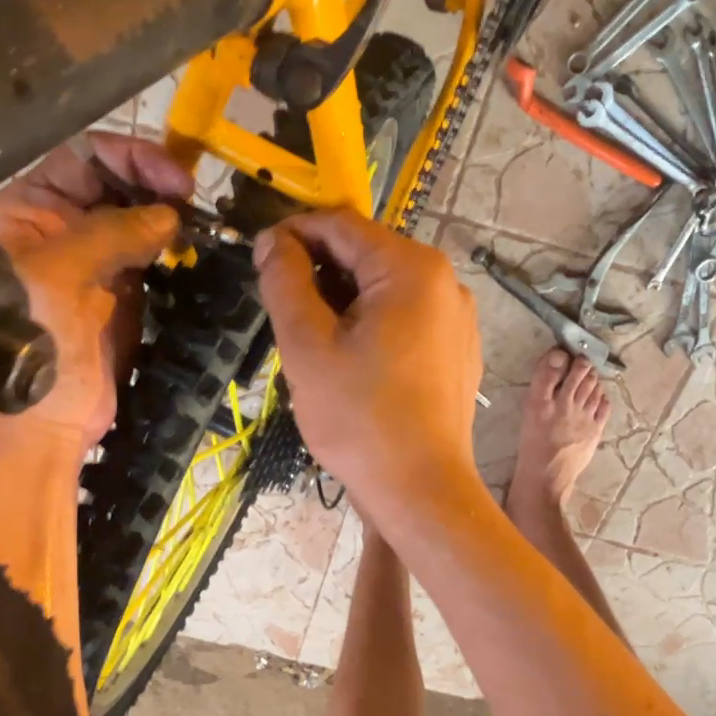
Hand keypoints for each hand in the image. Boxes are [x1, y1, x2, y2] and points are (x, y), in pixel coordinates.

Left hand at [0, 132, 193, 449]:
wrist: (42, 421)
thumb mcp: (63, 272)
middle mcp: (61, 230)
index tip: (175, 177)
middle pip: (115, 186)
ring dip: (168, 219)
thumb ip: (114, 233)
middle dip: (154, 185)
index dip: (131, 158)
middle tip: (193, 199)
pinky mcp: (122, 300)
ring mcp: (94, 266)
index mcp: (30, 211)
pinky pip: (152, 263)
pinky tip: (193, 252)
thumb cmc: (32, 338)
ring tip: (198, 225)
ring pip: (138, 223)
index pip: (83, 159)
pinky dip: (174, 255)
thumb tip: (170, 216)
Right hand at [252, 210, 484, 508]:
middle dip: (319, 275)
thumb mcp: (307, 347)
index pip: (341, 224)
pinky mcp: (458, 354)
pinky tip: (352, 367)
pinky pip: (406, 323)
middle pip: (367, 257)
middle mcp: (445, 283)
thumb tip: (273, 241)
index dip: (293, 234)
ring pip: (385, 292)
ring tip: (313, 346)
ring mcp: (458, 320)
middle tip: (282, 314)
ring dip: (343, 305)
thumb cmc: (360, 419)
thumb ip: (285, 283)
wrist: (421, 491)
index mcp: (412, 268)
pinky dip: (372, 329)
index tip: (257, 259)